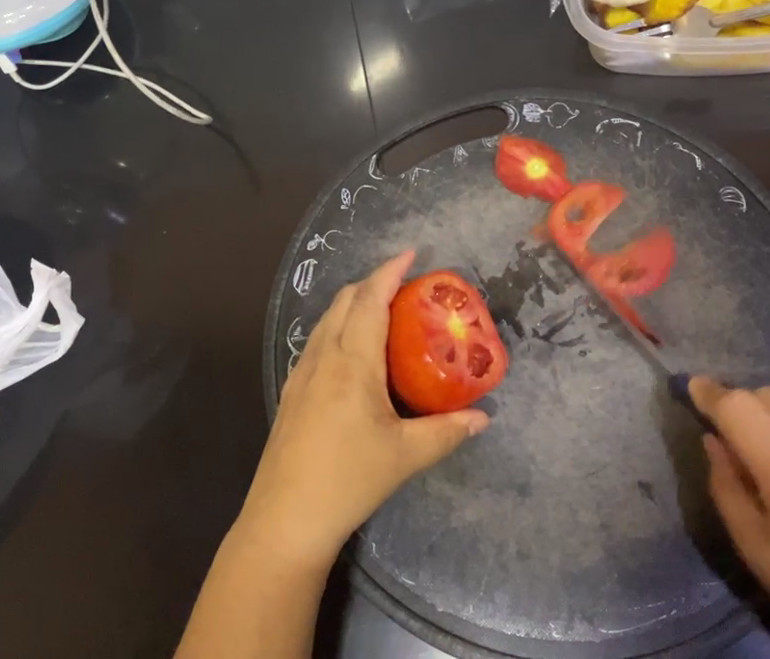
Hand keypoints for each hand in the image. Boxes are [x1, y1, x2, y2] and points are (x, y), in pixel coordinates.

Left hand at [234, 251, 489, 570]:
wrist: (286, 516)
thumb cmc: (348, 479)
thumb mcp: (405, 456)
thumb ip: (447, 432)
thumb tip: (483, 417)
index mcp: (351, 362)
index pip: (370, 300)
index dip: (389, 272)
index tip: (412, 253)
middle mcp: (323, 356)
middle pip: (345, 301)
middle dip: (373, 283)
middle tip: (407, 286)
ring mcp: (302, 372)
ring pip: (327, 319)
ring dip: (354, 304)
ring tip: (385, 312)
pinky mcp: (292, 390)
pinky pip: (318, 340)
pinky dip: (339, 327)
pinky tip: (355, 352)